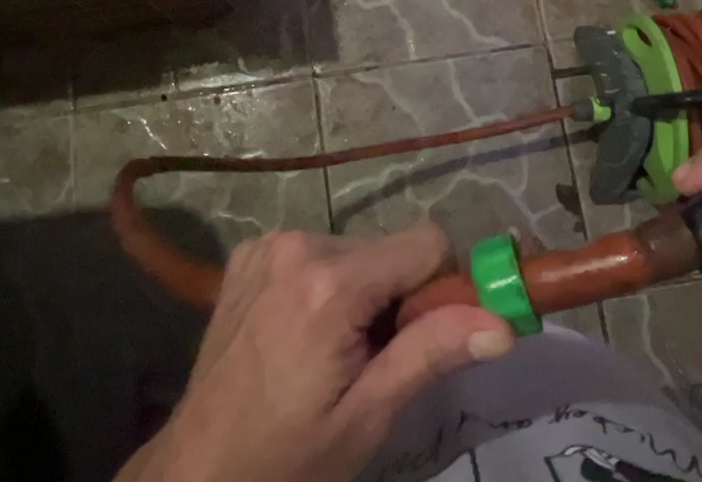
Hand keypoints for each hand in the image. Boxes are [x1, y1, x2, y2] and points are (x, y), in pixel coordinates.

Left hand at [120, 223, 515, 481]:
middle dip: (398, 295)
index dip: (442, 286)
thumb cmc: (288, 455)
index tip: (432, 333)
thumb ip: (431, 354)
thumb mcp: (367, 416)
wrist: (198, 470)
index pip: (426, 242)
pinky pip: (317, 252)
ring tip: (336, 350)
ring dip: (364, 290)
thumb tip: (503, 322)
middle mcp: (296, 244)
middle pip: (389, 248)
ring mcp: (267, 244)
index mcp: (328, 282)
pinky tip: (305, 332)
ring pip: (356, 249)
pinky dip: (327, 283)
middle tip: (376, 357)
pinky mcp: (250, 253)